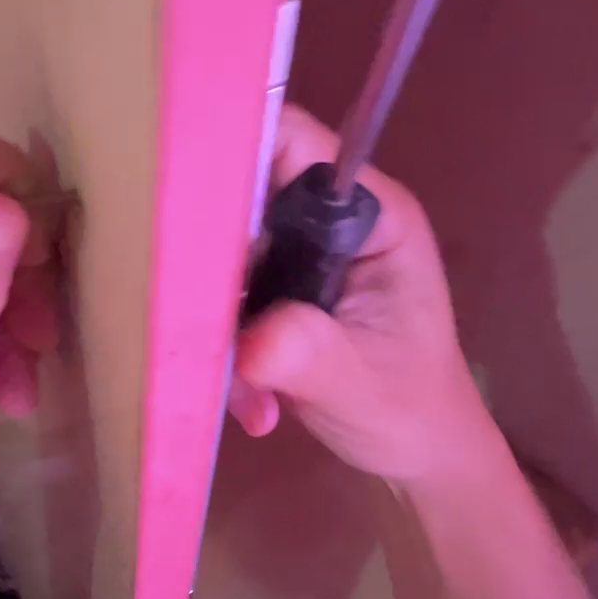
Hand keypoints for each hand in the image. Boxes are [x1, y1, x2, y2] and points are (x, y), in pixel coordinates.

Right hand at [227, 105, 496, 482]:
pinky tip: (251, 399)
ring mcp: (303, 254)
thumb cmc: (411, 410)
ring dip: (219, 314)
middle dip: (215, 260)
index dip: (235, 152)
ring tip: (245, 386)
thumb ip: (310, 356)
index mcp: (371, 215)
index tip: (179, 195)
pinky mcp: (280, 286)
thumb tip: (249, 343)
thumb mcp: (362, 387)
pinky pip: (230, 291)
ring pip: (228, 250)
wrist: (418, 454)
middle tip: (202, 317)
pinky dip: (227, 341)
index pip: (294, 145)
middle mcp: (333, 221)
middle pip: (246, 196)